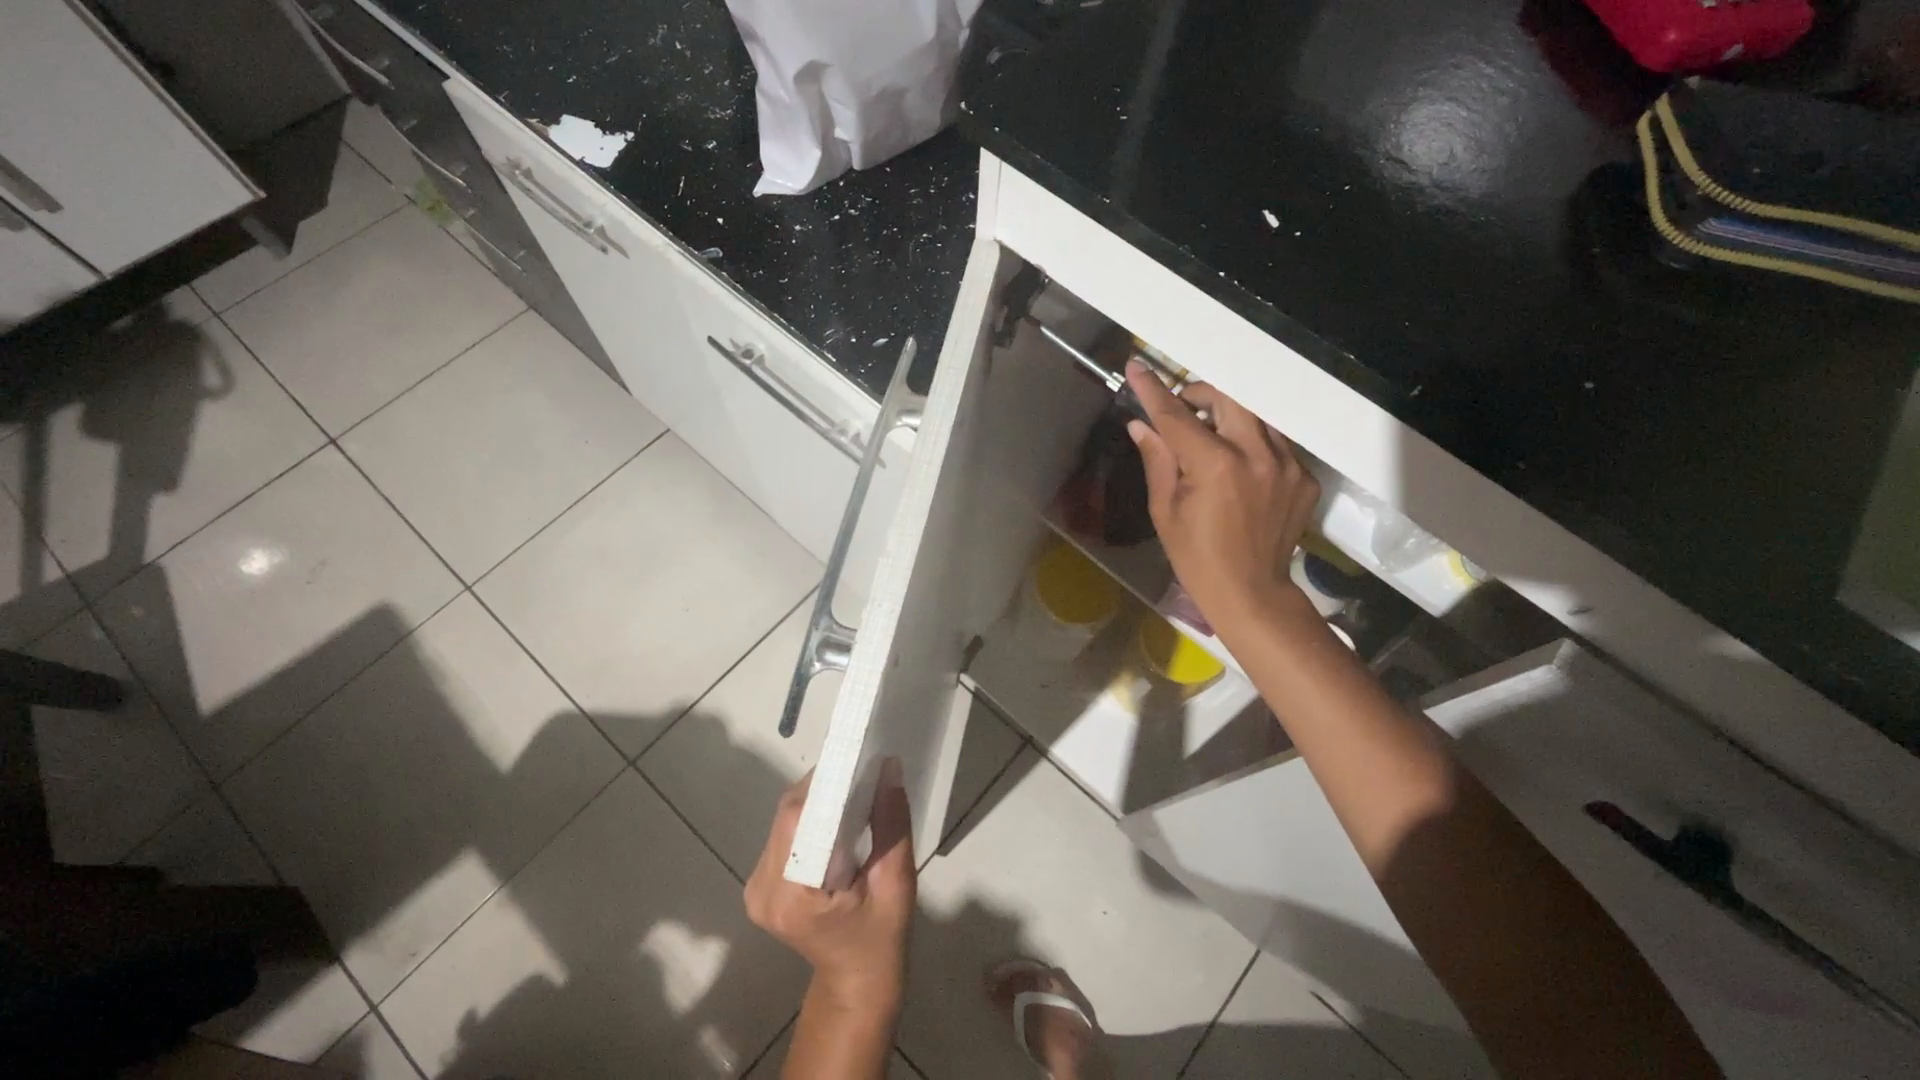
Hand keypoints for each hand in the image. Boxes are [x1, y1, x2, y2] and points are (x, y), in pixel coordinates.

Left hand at [744, 759, 916, 1010]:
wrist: (856, 980)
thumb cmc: (880, 939)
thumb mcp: (896, 883)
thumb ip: (890, 825)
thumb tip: (887, 767)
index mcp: (792, 898)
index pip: (798, 822)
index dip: (825, 786)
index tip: (856, 759)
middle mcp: (762, 890)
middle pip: (788, 816)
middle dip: (824, 788)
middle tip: (861, 766)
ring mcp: (755, 887)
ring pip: (784, 820)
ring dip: (817, 800)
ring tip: (852, 786)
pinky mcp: (760, 883)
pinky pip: (784, 833)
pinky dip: (810, 817)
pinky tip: (835, 812)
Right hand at [1126, 362, 1320, 629]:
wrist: (1252, 592)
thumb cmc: (1197, 557)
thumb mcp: (1166, 511)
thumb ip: (1158, 460)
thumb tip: (1141, 424)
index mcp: (1215, 465)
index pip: (1177, 416)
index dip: (1154, 390)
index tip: (1138, 366)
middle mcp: (1256, 454)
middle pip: (1227, 398)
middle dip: (1200, 395)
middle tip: (1183, 410)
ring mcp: (1287, 464)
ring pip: (1255, 416)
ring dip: (1229, 417)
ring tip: (1212, 439)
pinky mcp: (1304, 477)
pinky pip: (1274, 444)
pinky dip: (1252, 446)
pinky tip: (1240, 471)